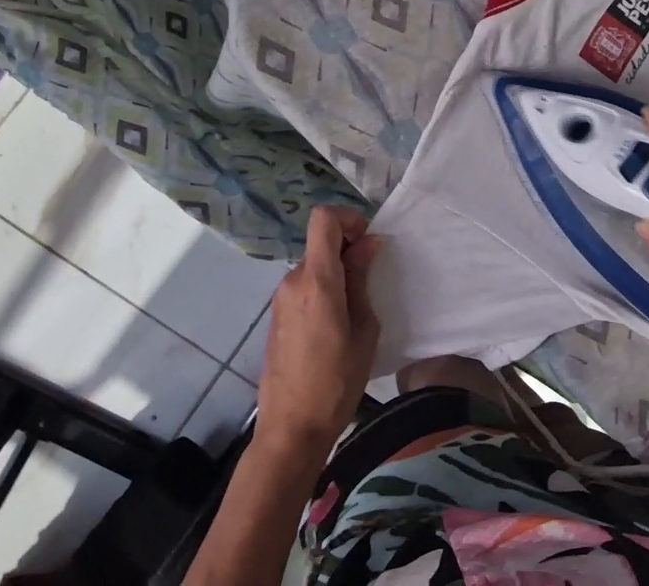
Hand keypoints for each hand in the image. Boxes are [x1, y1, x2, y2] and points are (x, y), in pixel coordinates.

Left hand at [253, 206, 382, 454]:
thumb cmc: (337, 381)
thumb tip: (368, 244)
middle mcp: (293, 281)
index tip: (369, 242)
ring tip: (356, 310)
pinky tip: (336, 326)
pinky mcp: (277, 317)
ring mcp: (280, 299)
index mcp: (316, 280)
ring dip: (336, 274)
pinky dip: (323, 291)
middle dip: (348, 252)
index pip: (323, 220)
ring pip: (313, 267)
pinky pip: (304, 288)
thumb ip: (361, 281)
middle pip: (321, 244)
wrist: (291, 428)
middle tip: (371, 281)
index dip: (349, 219)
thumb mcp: (364, 329)